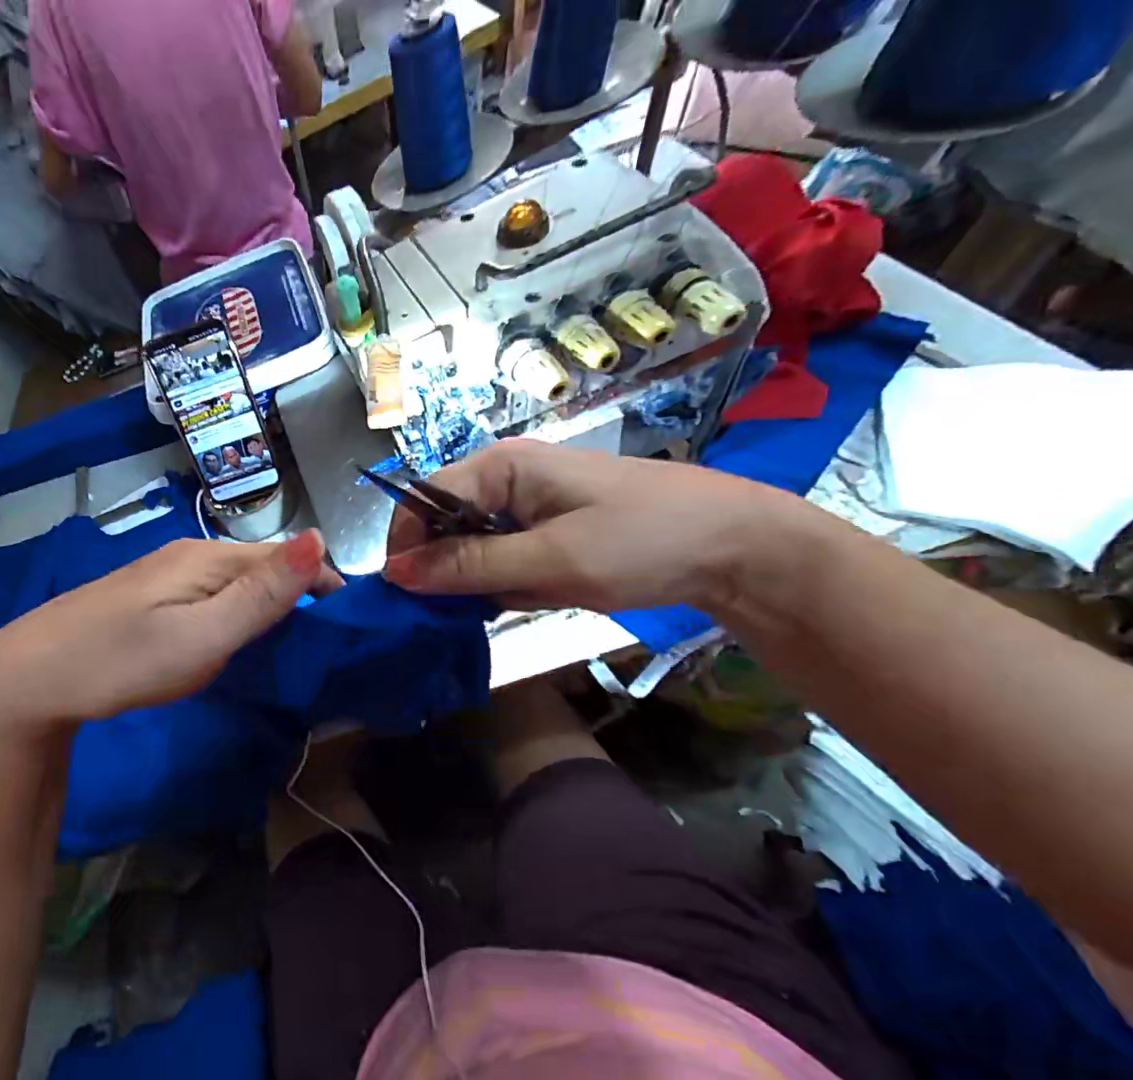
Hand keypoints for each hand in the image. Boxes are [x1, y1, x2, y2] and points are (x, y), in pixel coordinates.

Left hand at [0, 531, 341, 732]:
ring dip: (269, 603)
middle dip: (298, 593)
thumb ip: (263, 593)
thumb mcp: (204, 635)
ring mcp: (167, 574)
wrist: (34, 676)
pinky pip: (212, 594)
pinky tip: (235, 638)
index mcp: (208, 557)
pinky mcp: (151, 596)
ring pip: (237, 580)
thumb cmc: (125, 660)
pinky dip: (237, 612)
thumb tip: (320, 536)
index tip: (345, 625)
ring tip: (287, 645)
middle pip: (262, 565)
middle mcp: (190, 554)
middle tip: (319, 644)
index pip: (286, 555)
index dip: (321, 583)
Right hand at [382, 439, 809, 612]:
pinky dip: (512, 584)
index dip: (408, 543)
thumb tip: (396, 572)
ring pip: (473, 547)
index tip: (405, 596)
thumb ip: (471, 565)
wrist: (736, 549)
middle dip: (450, 568)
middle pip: (445, 523)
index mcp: (502, 466)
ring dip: (484, 581)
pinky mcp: (548, 531)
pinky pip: (504, 558)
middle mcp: (507, 479)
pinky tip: (541, 597)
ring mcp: (529, 506)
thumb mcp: (552, 559)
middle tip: (472, 607)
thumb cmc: (643, 542)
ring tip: (521, 599)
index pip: (425, 498)